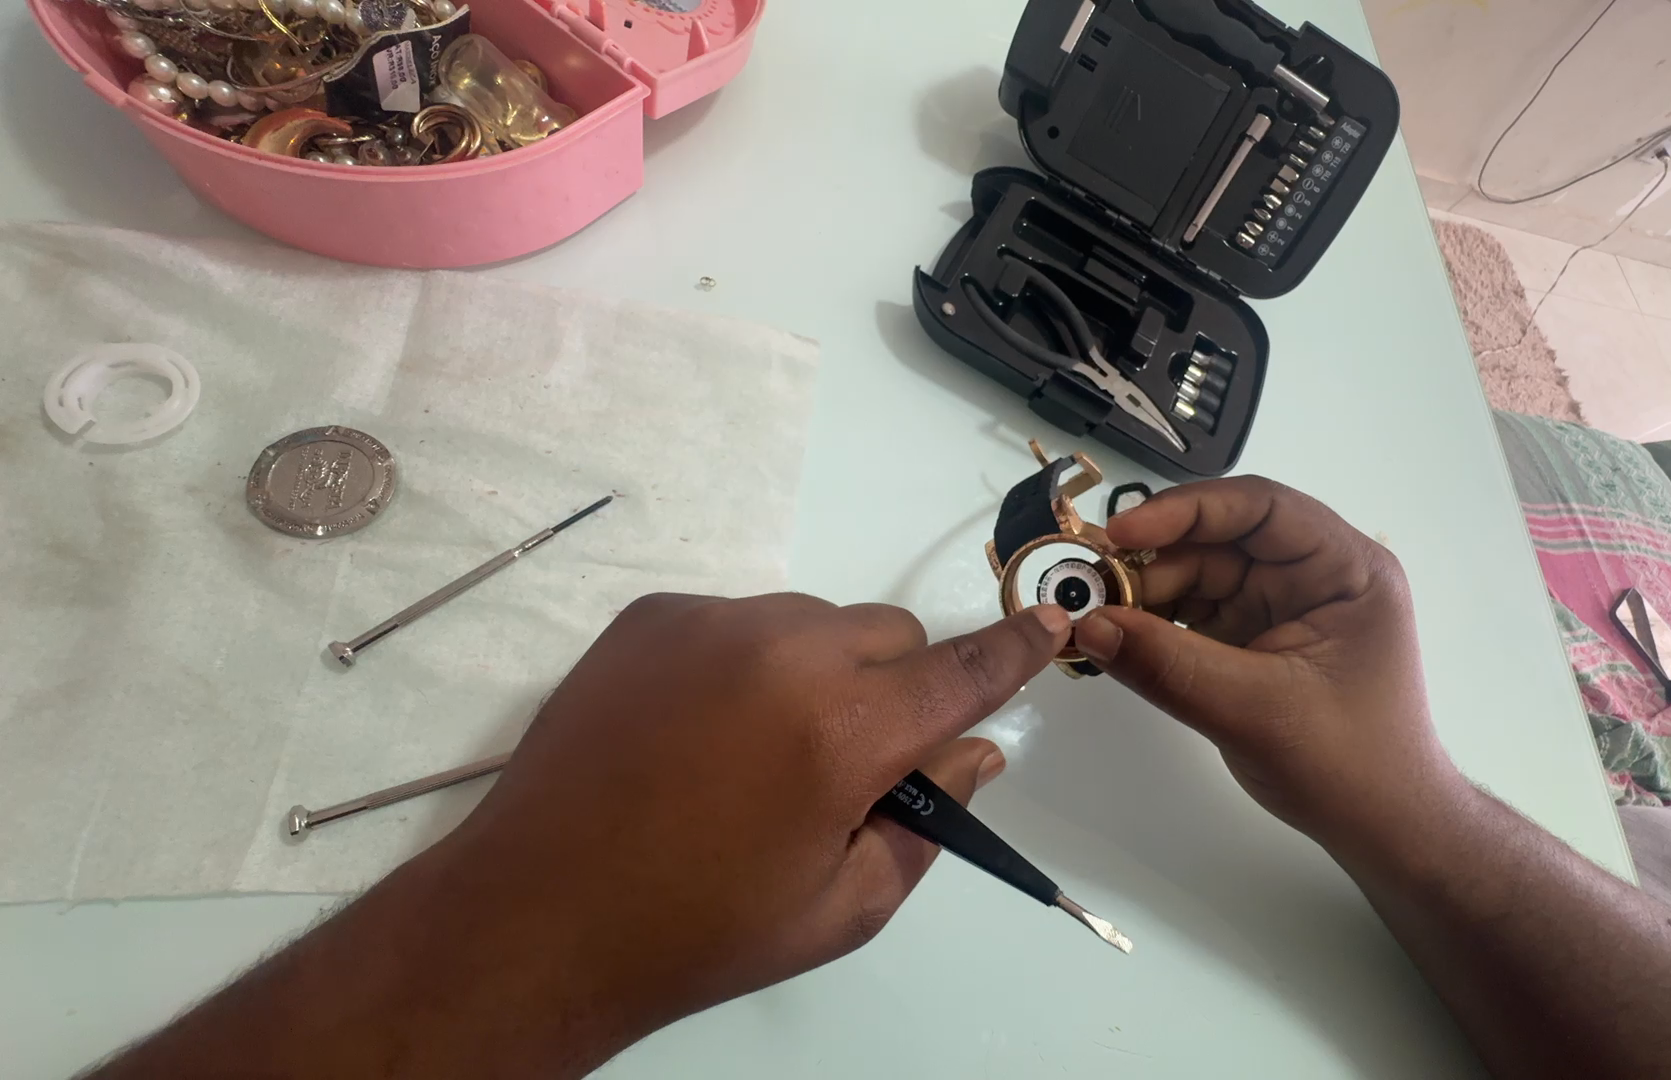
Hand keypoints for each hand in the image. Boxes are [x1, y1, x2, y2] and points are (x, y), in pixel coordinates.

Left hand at [434, 593, 1070, 1047]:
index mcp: (844, 733)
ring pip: (819, 620)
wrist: (532, 917)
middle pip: (892, 633)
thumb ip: (929, 819)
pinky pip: (744, 618)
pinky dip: (750, 658)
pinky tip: (700, 722)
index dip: (1012, 649)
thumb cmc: (702, 929)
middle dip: (895, 684)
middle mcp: (789, 652)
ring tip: (760, 741)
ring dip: (823, 668)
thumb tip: (977, 750)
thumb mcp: (844, 906)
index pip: (960, 673)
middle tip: (846, 751)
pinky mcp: (657, 613)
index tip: (1049, 619)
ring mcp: (715, 621)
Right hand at [1071, 477, 1463, 851]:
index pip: (1262, 507)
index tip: (1123, 533)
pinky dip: (1151, 621)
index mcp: (1343, 569)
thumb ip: (1168, 667)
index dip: (1188, 510)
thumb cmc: (1347, 766)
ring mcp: (1276, 604)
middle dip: (1153, 559)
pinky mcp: (1249, 635)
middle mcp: (1308, 574)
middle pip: (1217, 539)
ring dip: (1144, 592)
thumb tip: (1089, 627)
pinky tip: (1117, 635)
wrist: (1379, 828)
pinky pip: (1189, 610)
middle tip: (1091, 587)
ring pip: (1195, 573)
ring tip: (1097, 618)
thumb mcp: (1254, 711)